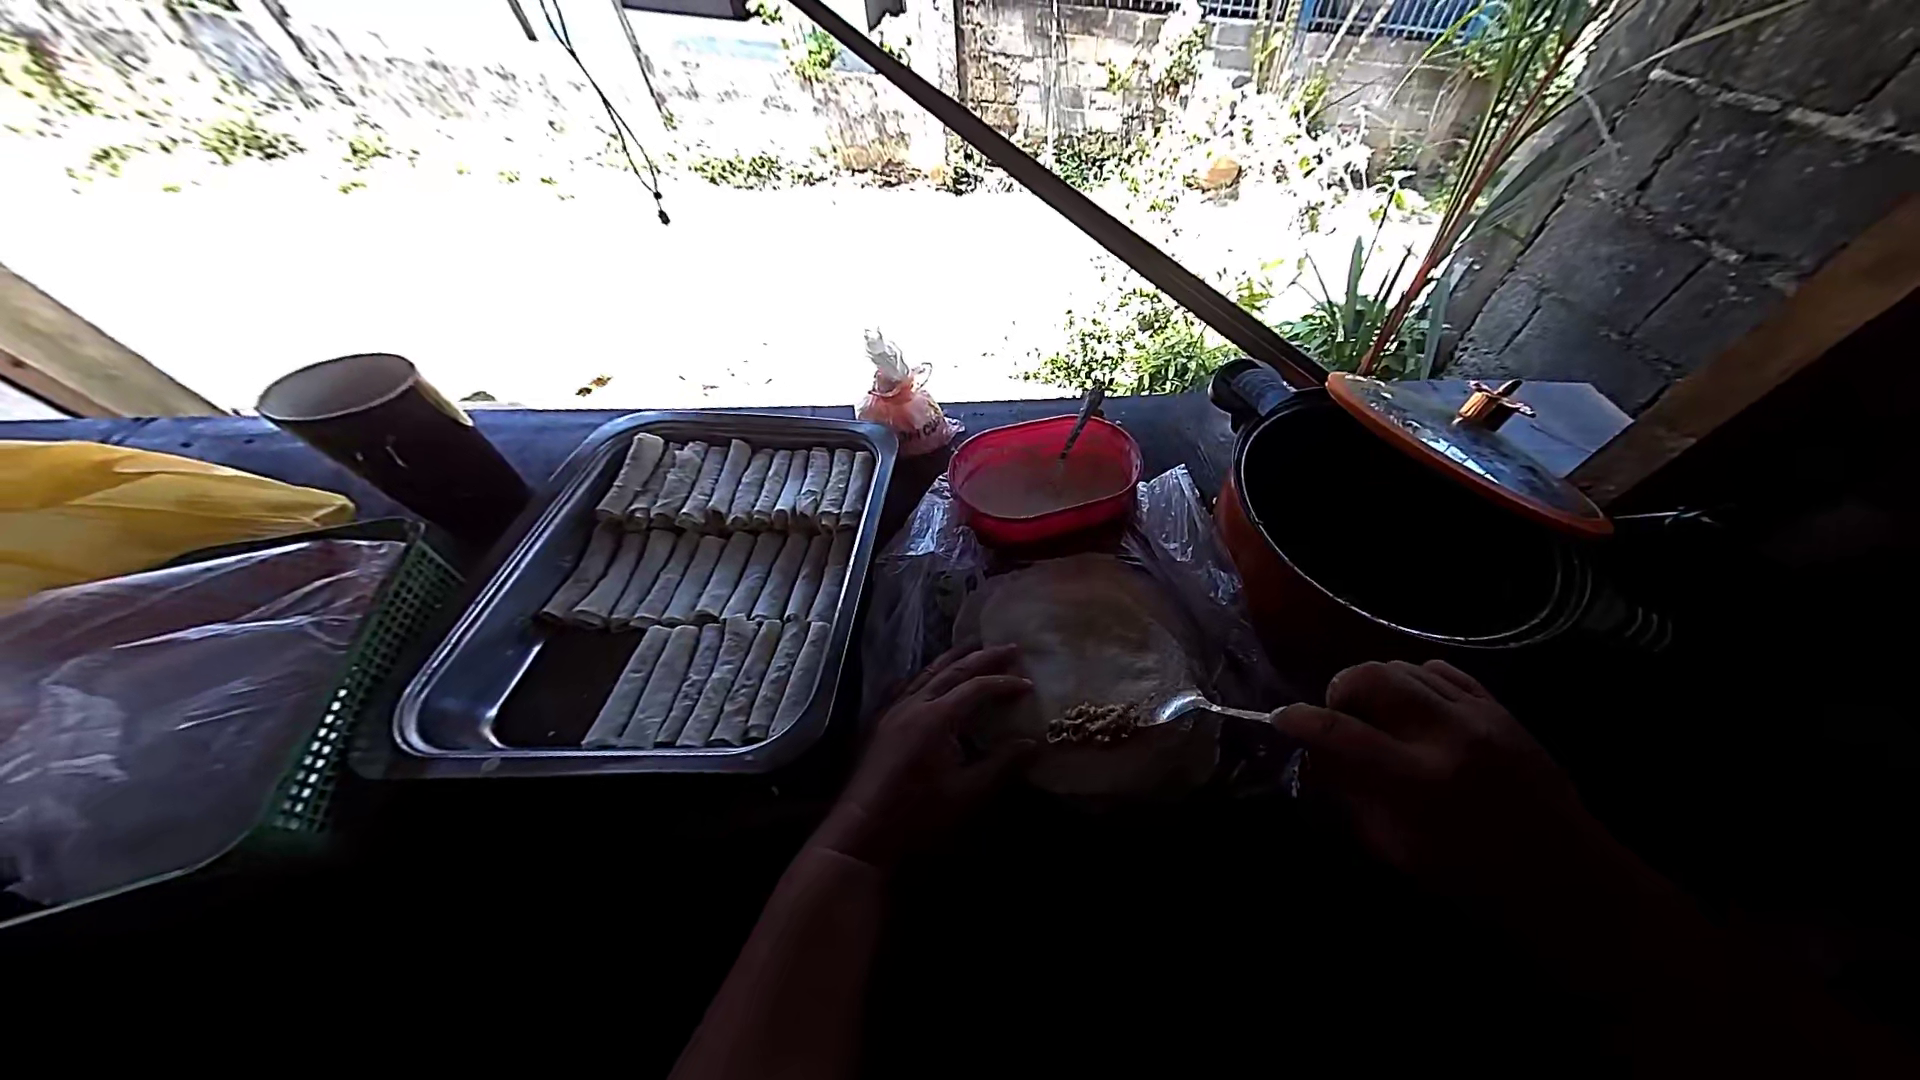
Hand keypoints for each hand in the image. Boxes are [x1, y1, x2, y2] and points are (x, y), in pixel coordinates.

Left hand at [810, 644, 1033, 871]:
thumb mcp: (967, 794)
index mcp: (936, 717)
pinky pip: (908, 685)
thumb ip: (1001, 765)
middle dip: (983, 657)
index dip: (1004, 683)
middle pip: (953, 670)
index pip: (976, 688)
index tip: (1028, 682)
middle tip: (1009, 646)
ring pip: (928, 672)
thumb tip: (1033, 743)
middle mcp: (915, 704)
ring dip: (954, 658)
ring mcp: (895, 710)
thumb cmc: (918, 816)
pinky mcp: (883, 722)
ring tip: (974, 646)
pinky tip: (930, 674)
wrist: (863, 831)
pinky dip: (928, 674)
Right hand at [1274, 660, 1613, 903]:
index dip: (1298, 720)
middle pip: (1370, 676)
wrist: (1573, 887)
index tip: (1281, 720)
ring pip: (1402, 667)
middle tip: (1341, 717)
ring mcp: (1481, 718)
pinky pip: (1440, 671)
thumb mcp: (1392, 848)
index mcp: (1418, 783)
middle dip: (1340, 690)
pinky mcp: (1502, 711)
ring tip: (1378, 716)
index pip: (1338, 731)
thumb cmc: (1472, 881)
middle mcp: (1449, 738)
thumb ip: (1348, 792)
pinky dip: (1414, 683)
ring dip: (1376, 687)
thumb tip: (1316, 753)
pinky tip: (1414, 710)